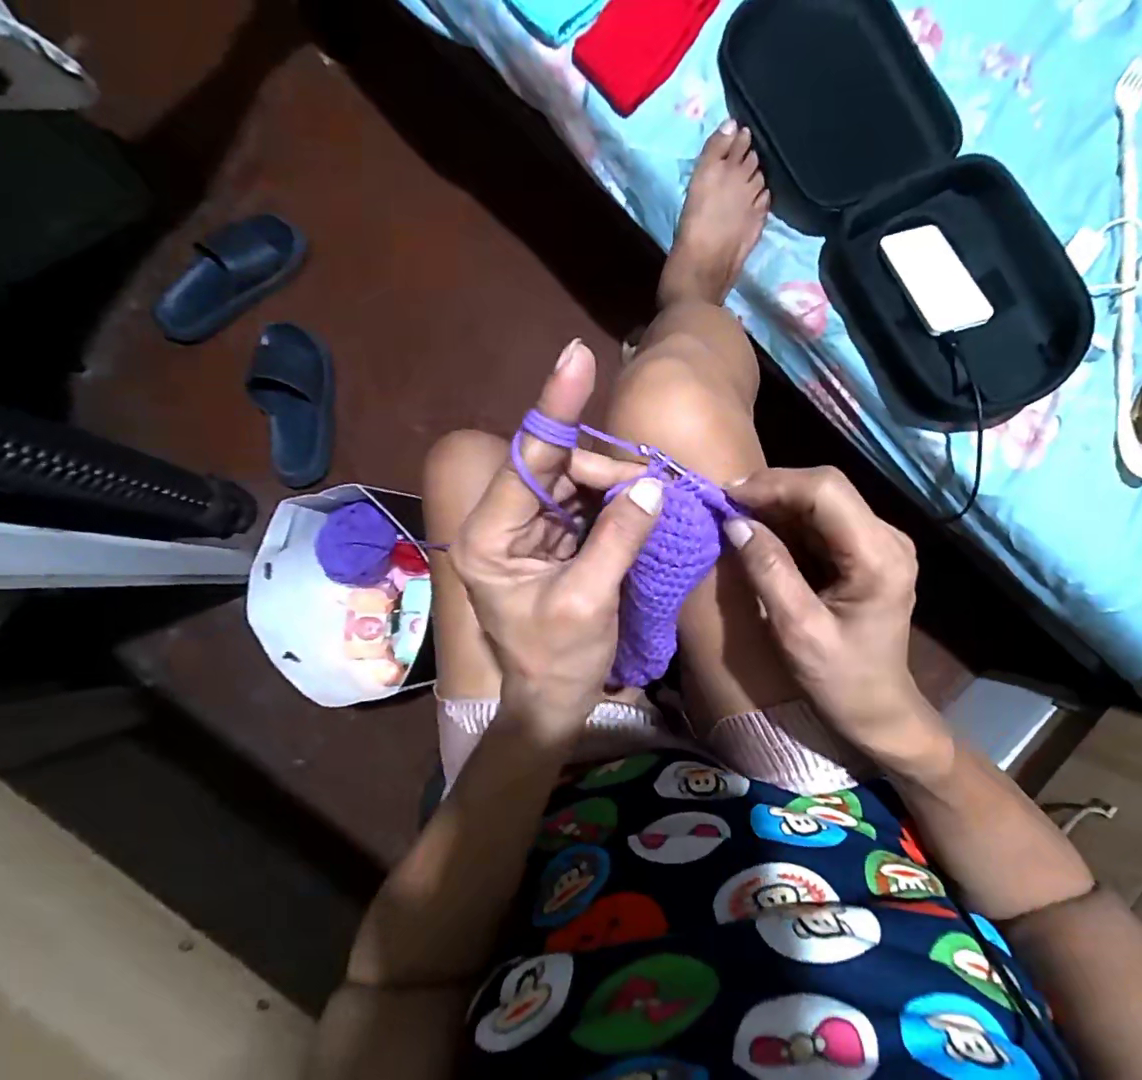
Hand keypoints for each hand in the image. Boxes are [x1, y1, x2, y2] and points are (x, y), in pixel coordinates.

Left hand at [450, 341, 662, 727]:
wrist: (552, 702)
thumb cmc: (558, 662)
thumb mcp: (588, 603)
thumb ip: (617, 540)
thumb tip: (651, 485)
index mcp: (489, 537)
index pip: (525, 460)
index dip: (553, 408)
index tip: (576, 358)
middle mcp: (503, 522)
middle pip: (554, 465)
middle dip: (601, 465)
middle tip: (649, 481)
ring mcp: (530, 528)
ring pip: (573, 480)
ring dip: (613, 481)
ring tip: (650, 493)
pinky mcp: (555, 538)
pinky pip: (586, 502)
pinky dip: (614, 498)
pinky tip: (639, 498)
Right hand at [724, 467, 953, 775]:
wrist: (879, 711)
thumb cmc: (841, 681)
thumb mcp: (798, 631)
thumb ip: (769, 572)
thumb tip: (735, 522)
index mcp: (879, 556)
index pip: (826, 491)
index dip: (774, 485)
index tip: (727, 497)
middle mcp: (887, 538)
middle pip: (825, 488)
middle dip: (771, 490)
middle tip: (724, 506)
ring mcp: (879, 541)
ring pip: (820, 500)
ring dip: (775, 504)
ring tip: (733, 516)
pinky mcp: (865, 550)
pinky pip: (821, 520)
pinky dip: (785, 520)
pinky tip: (757, 530)